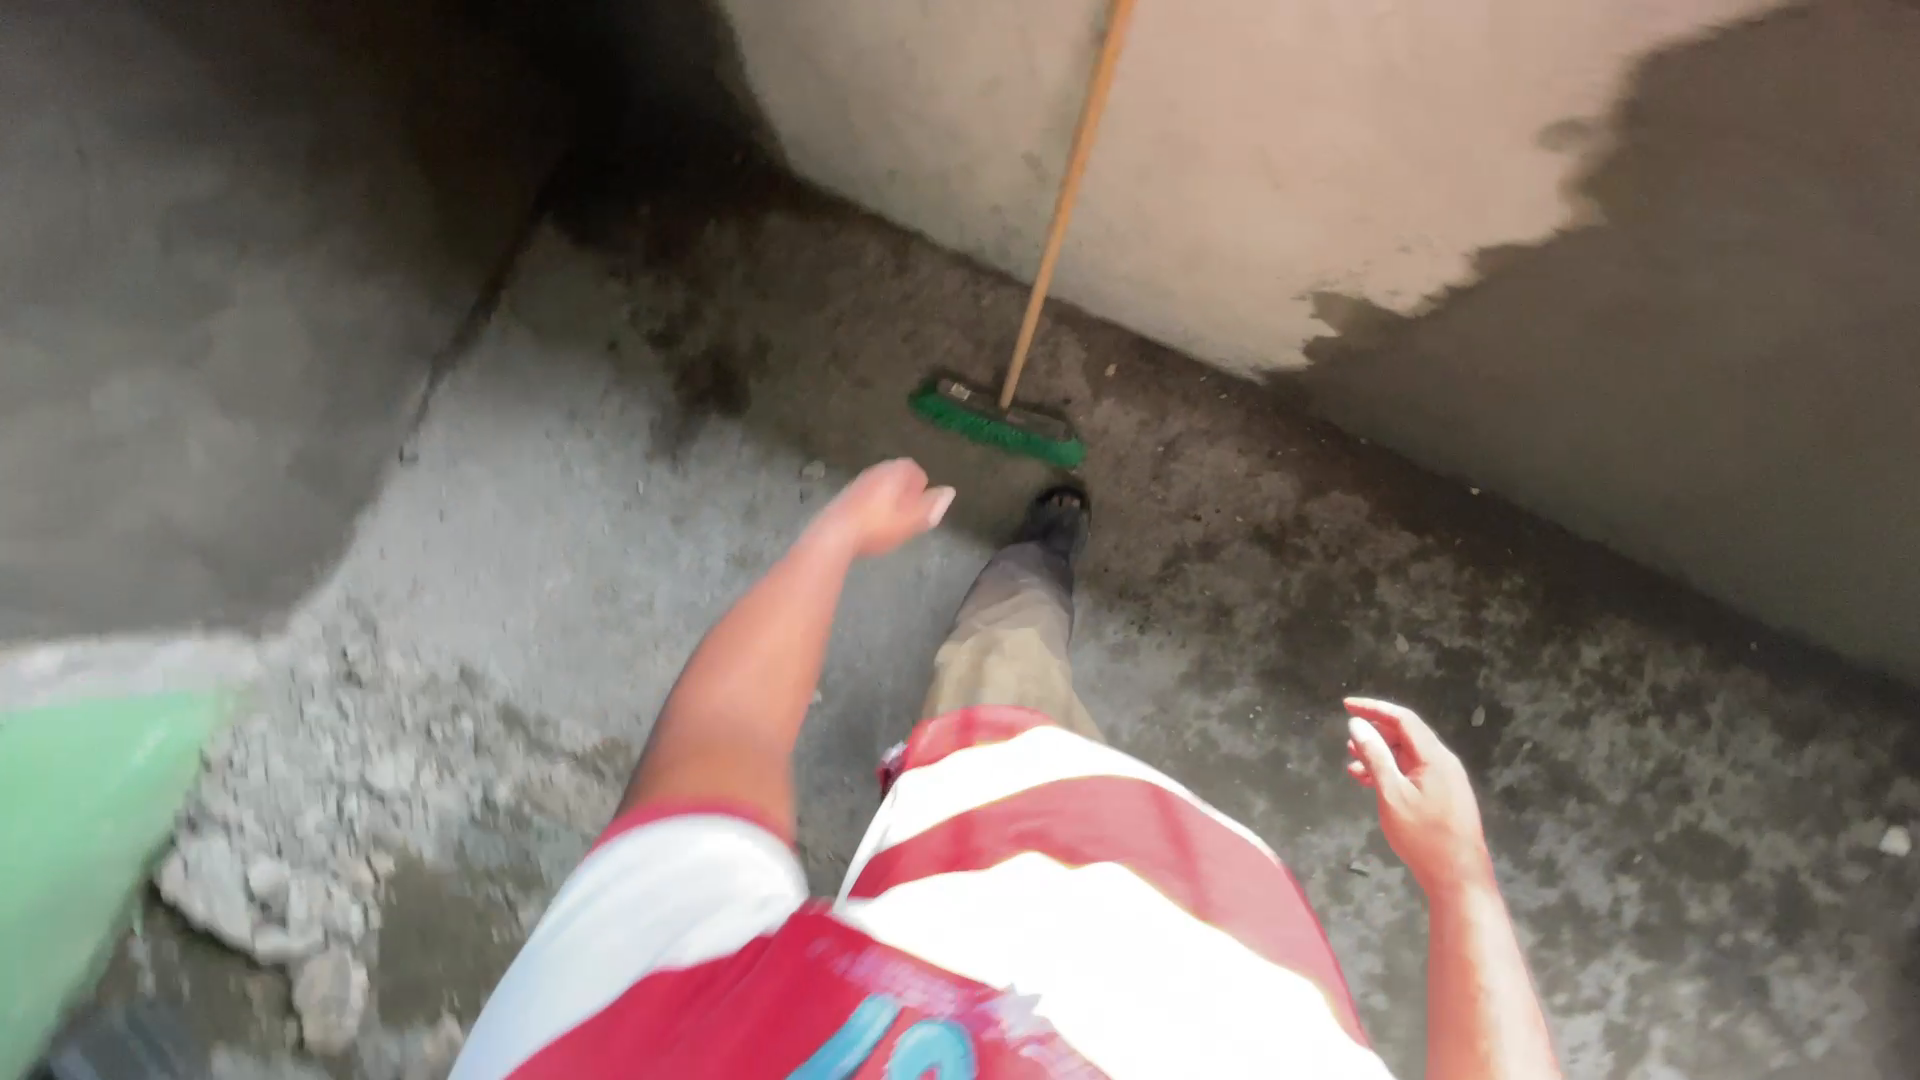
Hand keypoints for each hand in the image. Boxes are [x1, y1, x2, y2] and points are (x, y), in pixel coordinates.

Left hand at [808, 458, 955, 557]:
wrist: (835, 534)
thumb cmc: (879, 526)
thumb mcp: (913, 519)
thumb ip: (933, 504)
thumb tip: (949, 491)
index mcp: (896, 470)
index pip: (917, 472)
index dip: (921, 492)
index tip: (918, 512)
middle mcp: (877, 469)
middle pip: (899, 479)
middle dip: (905, 497)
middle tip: (906, 520)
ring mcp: (859, 481)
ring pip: (882, 489)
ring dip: (888, 503)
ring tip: (888, 526)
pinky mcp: (845, 495)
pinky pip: (866, 499)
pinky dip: (872, 509)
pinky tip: (869, 528)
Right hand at [1343, 697, 1493, 895]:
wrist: (1459, 879)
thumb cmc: (1424, 836)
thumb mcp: (1391, 794)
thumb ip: (1374, 756)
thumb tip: (1357, 724)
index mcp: (1435, 758)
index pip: (1403, 719)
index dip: (1374, 708)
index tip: (1346, 706)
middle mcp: (1443, 763)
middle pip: (1405, 735)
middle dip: (1374, 735)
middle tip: (1347, 744)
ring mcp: (1444, 781)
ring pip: (1405, 756)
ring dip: (1378, 756)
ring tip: (1352, 766)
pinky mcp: (1441, 796)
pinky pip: (1411, 772)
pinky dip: (1388, 772)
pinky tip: (1368, 783)